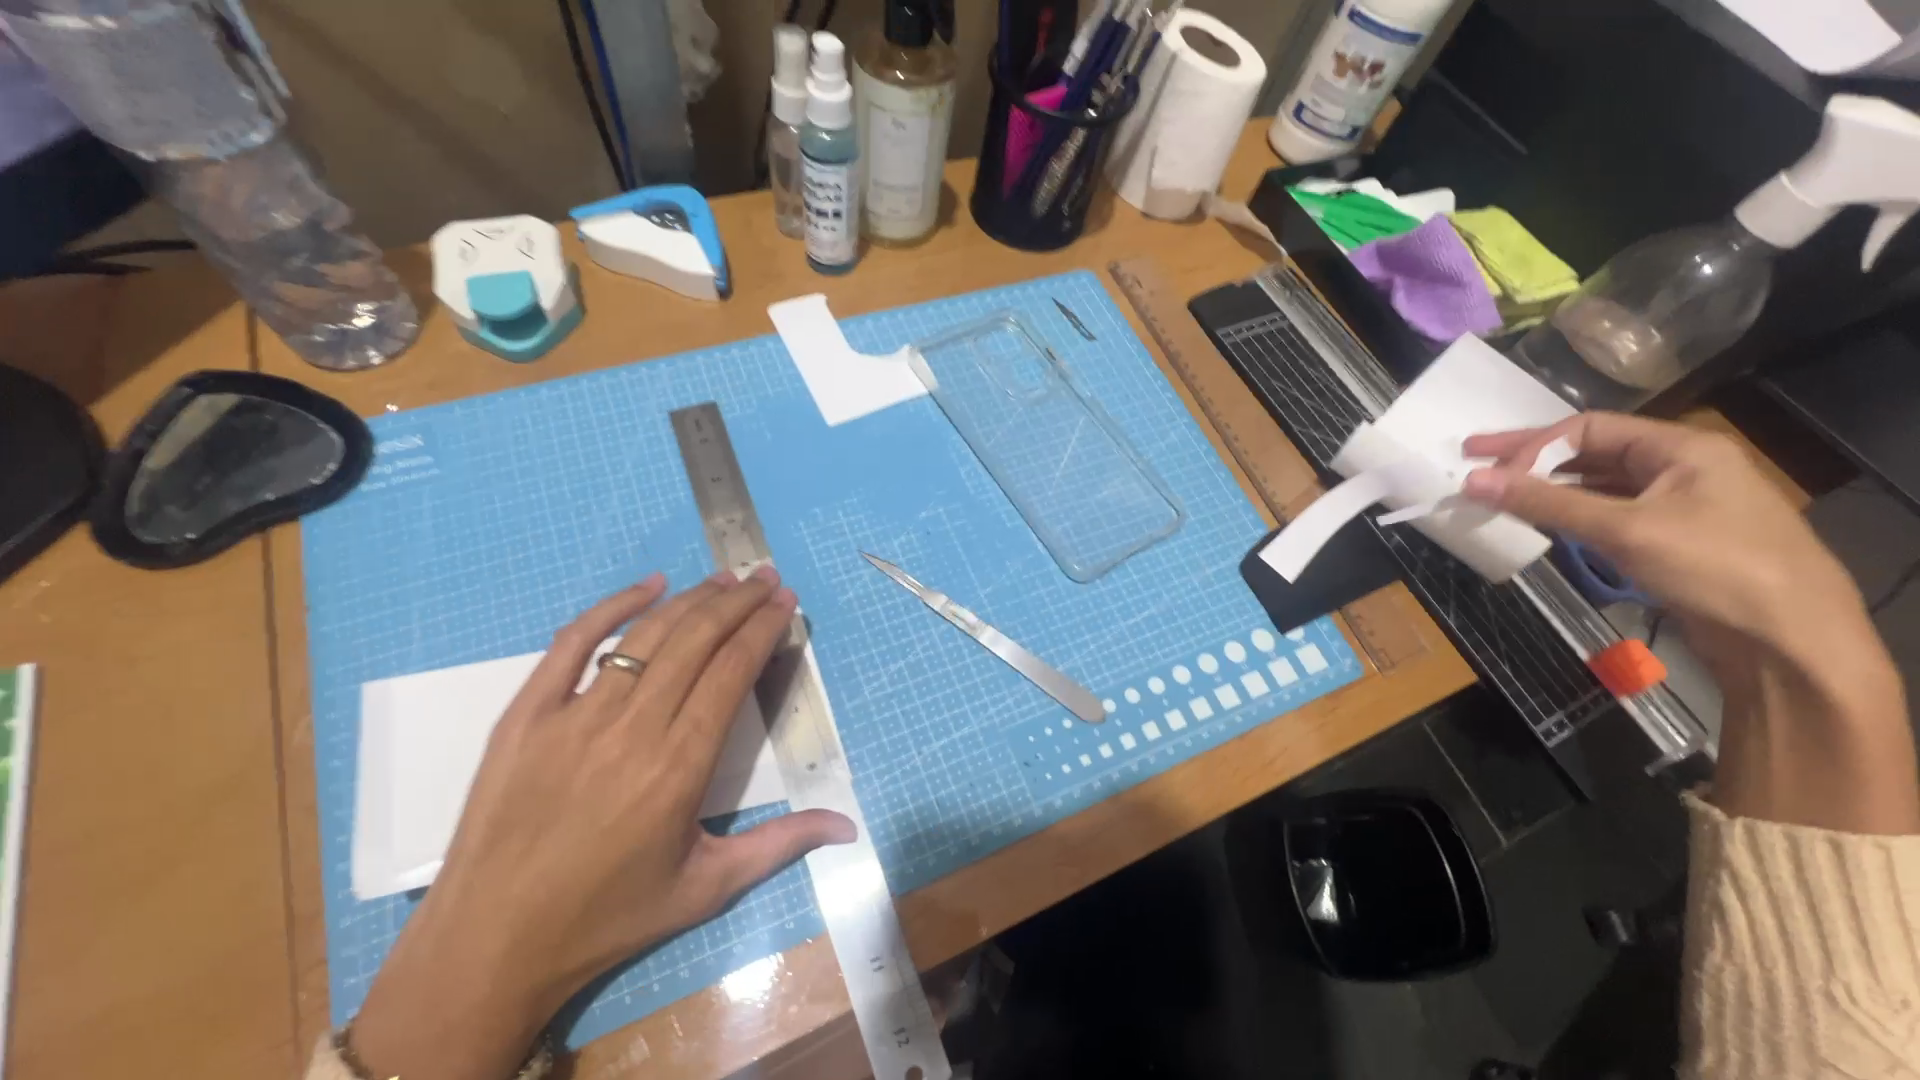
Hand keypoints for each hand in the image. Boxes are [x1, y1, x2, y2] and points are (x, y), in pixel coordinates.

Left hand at [351, 569, 855, 1079]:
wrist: (492, 941)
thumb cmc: (609, 917)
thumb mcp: (706, 888)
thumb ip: (780, 845)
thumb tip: (849, 827)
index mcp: (680, 768)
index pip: (732, 672)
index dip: (763, 629)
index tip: (785, 602)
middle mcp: (632, 729)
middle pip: (696, 641)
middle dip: (738, 602)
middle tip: (766, 578)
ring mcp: (574, 716)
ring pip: (646, 636)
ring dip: (691, 600)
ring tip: (724, 579)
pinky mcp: (526, 714)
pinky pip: (573, 643)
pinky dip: (614, 606)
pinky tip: (648, 585)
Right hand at [1462, 412, 1917, 833]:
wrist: (1790, 639)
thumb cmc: (1715, 567)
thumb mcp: (1624, 530)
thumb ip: (1546, 502)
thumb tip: (1473, 481)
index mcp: (1681, 448)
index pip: (1588, 428)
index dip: (1532, 446)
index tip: (1486, 467)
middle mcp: (1681, 467)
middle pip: (1591, 451)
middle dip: (1531, 459)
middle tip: (1472, 459)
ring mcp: (1679, 505)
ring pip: (1599, 484)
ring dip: (1549, 487)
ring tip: (1500, 493)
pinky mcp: (1673, 541)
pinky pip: (1610, 514)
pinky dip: (1572, 514)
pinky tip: (1544, 521)